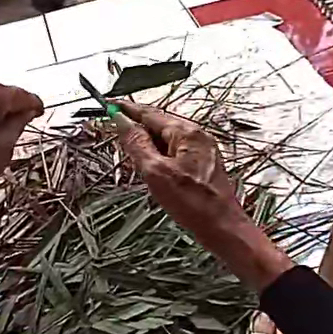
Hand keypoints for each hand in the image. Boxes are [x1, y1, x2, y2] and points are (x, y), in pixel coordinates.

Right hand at [113, 100, 293, 289]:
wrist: (222, 228)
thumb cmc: (193, 204)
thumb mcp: (155, 172)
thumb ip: (136, 144)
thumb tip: (121, 121)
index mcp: (187, 132)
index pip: (150, 112)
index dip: (127, 109)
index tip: (110, 105)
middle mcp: (198, 135)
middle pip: (159, 123)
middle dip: (136, 127)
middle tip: (115, 130)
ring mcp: (202, 149)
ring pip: (167, 138)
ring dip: (147, 142)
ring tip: (130, 153)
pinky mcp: (203, 163)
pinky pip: (175, 150)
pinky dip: (159, 153)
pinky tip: (150, 166)